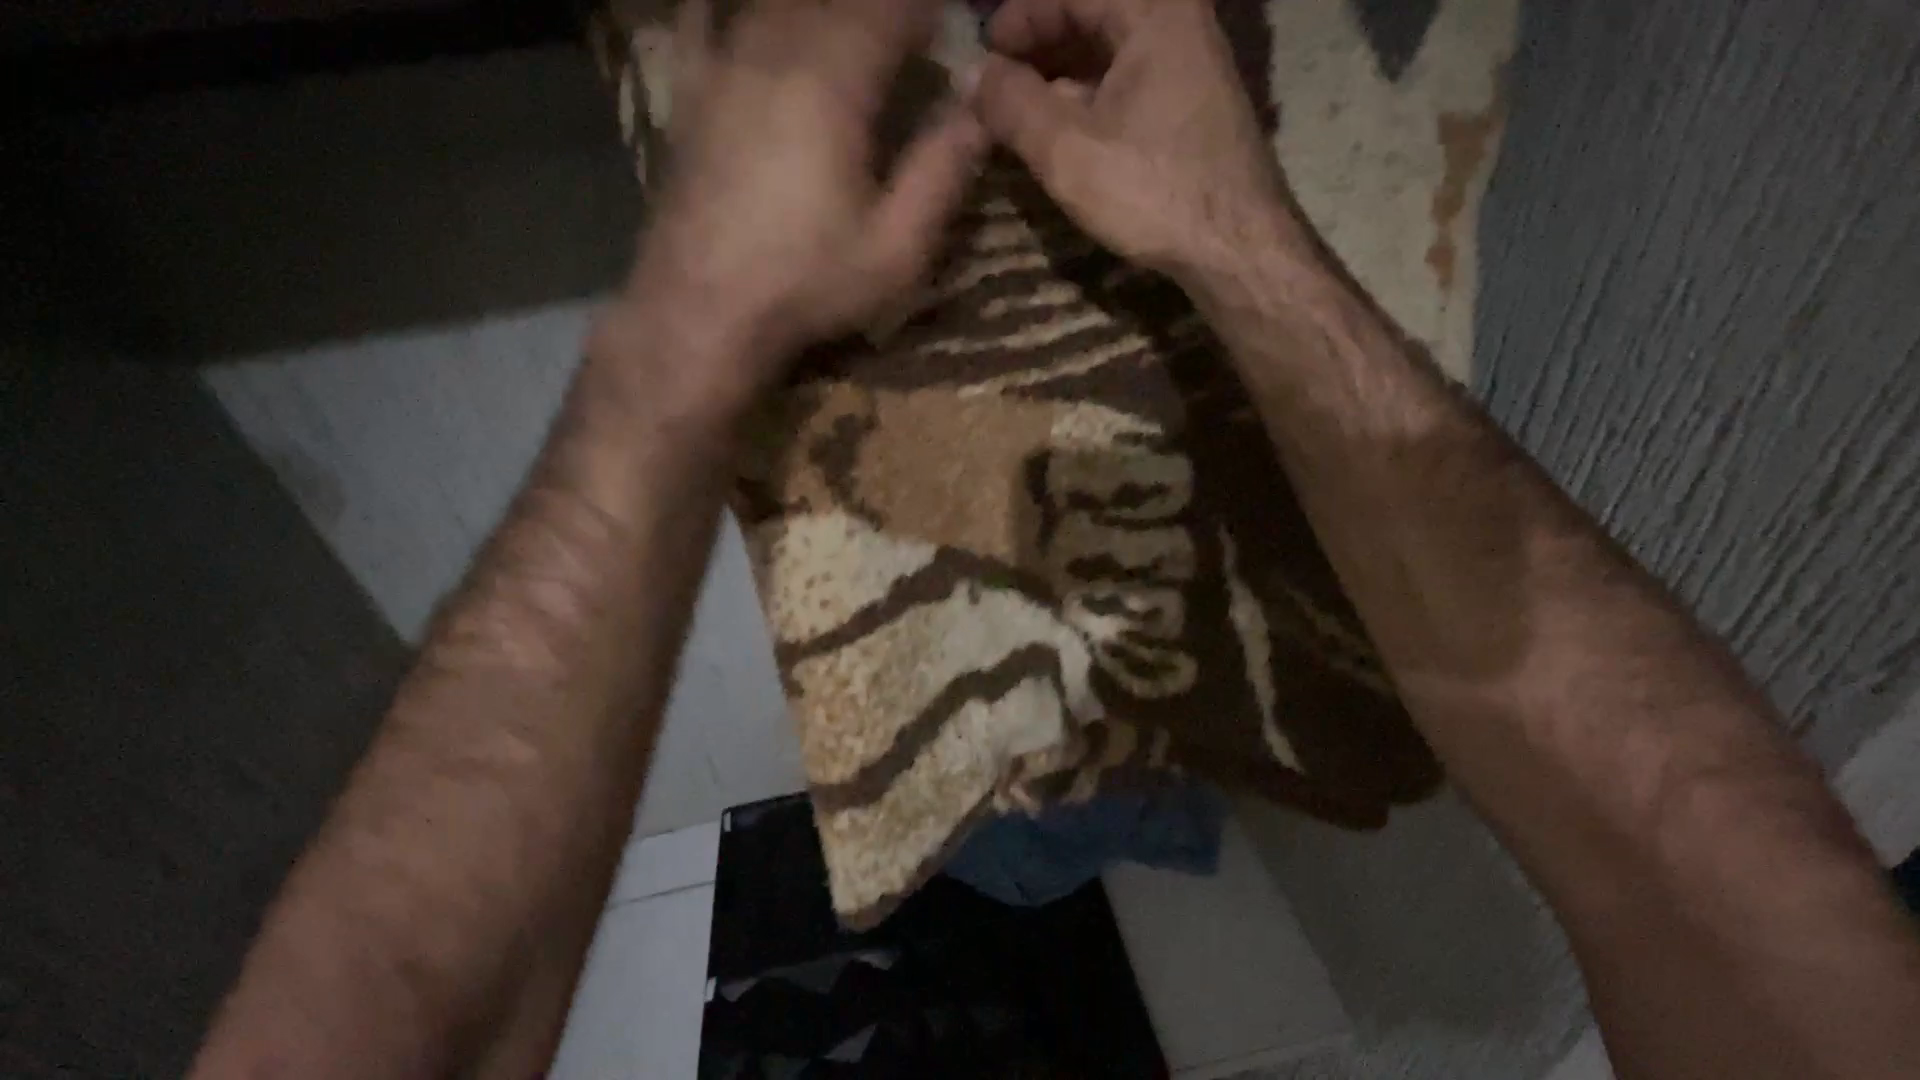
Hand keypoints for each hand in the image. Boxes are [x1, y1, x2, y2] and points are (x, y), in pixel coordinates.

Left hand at [609, 0, 987, 415]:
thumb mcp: (895, 248)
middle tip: (909, 44)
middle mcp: (773, 51)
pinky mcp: (690, 92)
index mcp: (832, 84)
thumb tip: (979, 110)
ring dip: (825, 11)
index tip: (949, 31)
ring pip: (777, 3)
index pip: (889, 10)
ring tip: (853, 36)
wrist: (701, 311)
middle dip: (880, 12)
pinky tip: (756, 21)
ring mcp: (722, 65)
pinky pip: (703, 16)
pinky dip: (735, 10)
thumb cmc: (806, 285)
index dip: (926, 13)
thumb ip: (941, 172)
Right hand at [972, 0, 1303, 282]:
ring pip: (1110, 49)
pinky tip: (1061, 129)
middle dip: (1038, 44)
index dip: (1018, 17)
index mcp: (1153, 11)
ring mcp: (1192, 64)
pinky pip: (1130, 79)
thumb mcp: (1066, 149)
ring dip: (1060, 74)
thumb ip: (1011, 104)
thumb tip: (970, 74)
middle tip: (994, 81)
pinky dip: (1090, 95)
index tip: (981, 55)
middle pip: (1094, 13)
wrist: (1236, 248)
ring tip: (1017, 109)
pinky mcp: (1193, 106)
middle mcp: (1180, 22)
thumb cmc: (1152, 191)